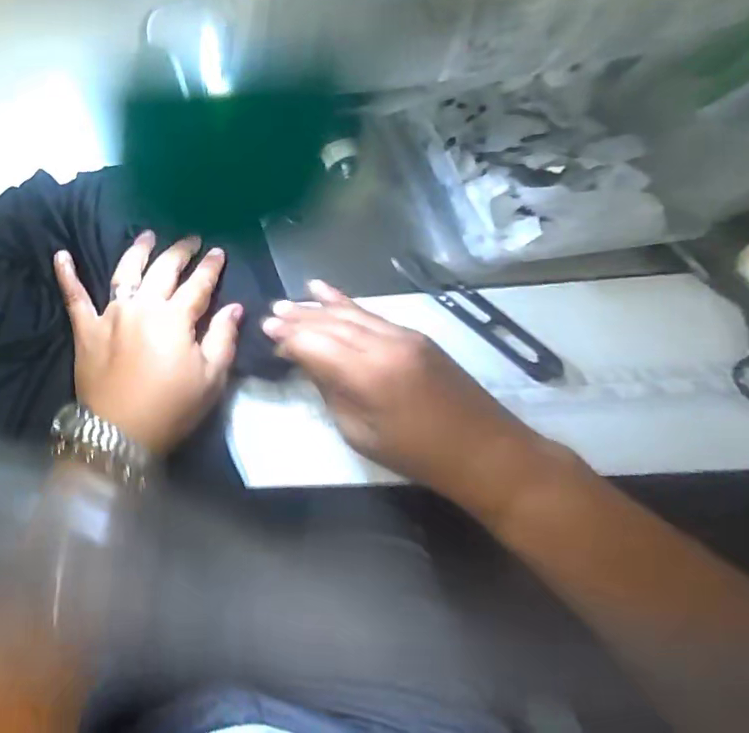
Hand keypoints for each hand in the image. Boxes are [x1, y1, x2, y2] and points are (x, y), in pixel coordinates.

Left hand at [54, 232, 243, 455]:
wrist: (119, 435)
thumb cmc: (172, 408)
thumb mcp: (210, 378)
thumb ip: (222, 337)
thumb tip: (234, 307)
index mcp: (175, 318)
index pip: (198, 284)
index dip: (210, 267)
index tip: (218, 252)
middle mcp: (143, 307)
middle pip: (164, 270)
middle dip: (180, 252)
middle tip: (191, 240)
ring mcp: (111, 315)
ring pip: (125, 273)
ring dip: (138, 251)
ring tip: (147, 235)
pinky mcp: (86, 329)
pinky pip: (74, 298)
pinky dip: (67, 275)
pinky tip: (61, 255)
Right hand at [260, 280, 546, 501]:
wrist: (483, 449)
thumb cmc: (417, 455)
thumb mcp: (361, 433)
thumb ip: (331, 391)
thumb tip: (308, 362)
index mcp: (367, 374)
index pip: (314, 344)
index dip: (288, 338)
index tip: (265, 332)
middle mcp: (382, 344)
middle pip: (330, 323)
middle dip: (299, 318)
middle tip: (271, 313)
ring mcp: (401, 334)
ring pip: (350, 313)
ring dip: (318, 307)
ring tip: (289, 301)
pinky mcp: (414, 334)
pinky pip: (371, 314)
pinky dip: (346, 303)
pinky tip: (326, 292)